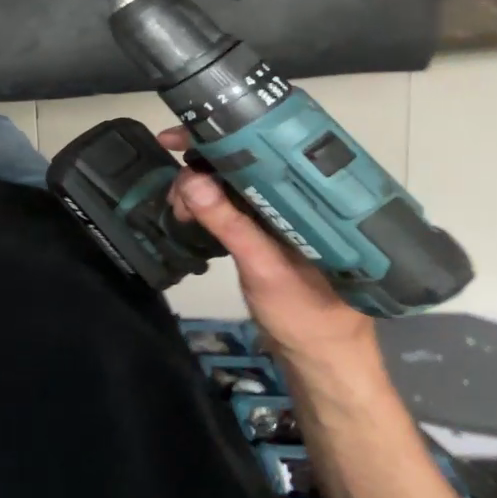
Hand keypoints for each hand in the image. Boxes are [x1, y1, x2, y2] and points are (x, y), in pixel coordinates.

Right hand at [159, 128, 375, 364]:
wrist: (322, 361)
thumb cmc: (308, 318)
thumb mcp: (266, 270)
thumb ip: (231, 226)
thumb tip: (193, 182)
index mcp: (320, 204)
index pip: (270, 152)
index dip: (224, 138)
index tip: (181, 136)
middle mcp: (306, 203)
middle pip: (248, 163)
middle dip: (202, 166)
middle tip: (174, 188)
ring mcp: (287, 217)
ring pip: (235, 183)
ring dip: (199, 188)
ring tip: (180, 209)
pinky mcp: (270, 232)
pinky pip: (233, 204)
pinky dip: (207, 203)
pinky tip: (190, 212)